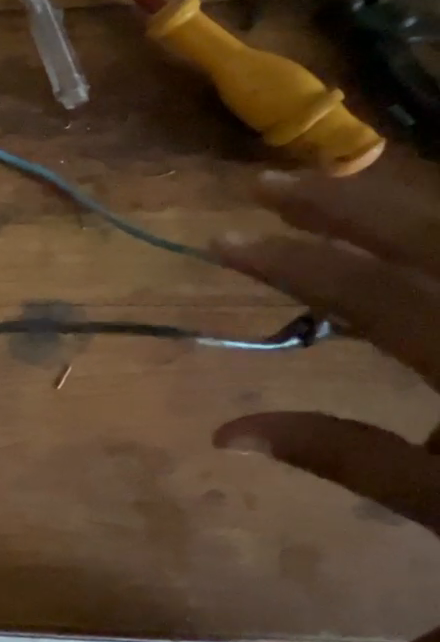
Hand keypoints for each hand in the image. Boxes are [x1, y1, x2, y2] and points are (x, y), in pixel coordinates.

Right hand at [213, 169, 439, 528]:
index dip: (290, 264)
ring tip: (341, 189)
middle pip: (431, 239)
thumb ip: (349, 458)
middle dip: (343, 207)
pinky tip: (422, 225)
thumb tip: (226, 432)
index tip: (222, 242)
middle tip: (268, 183)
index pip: (367, 294)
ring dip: (405, 204)